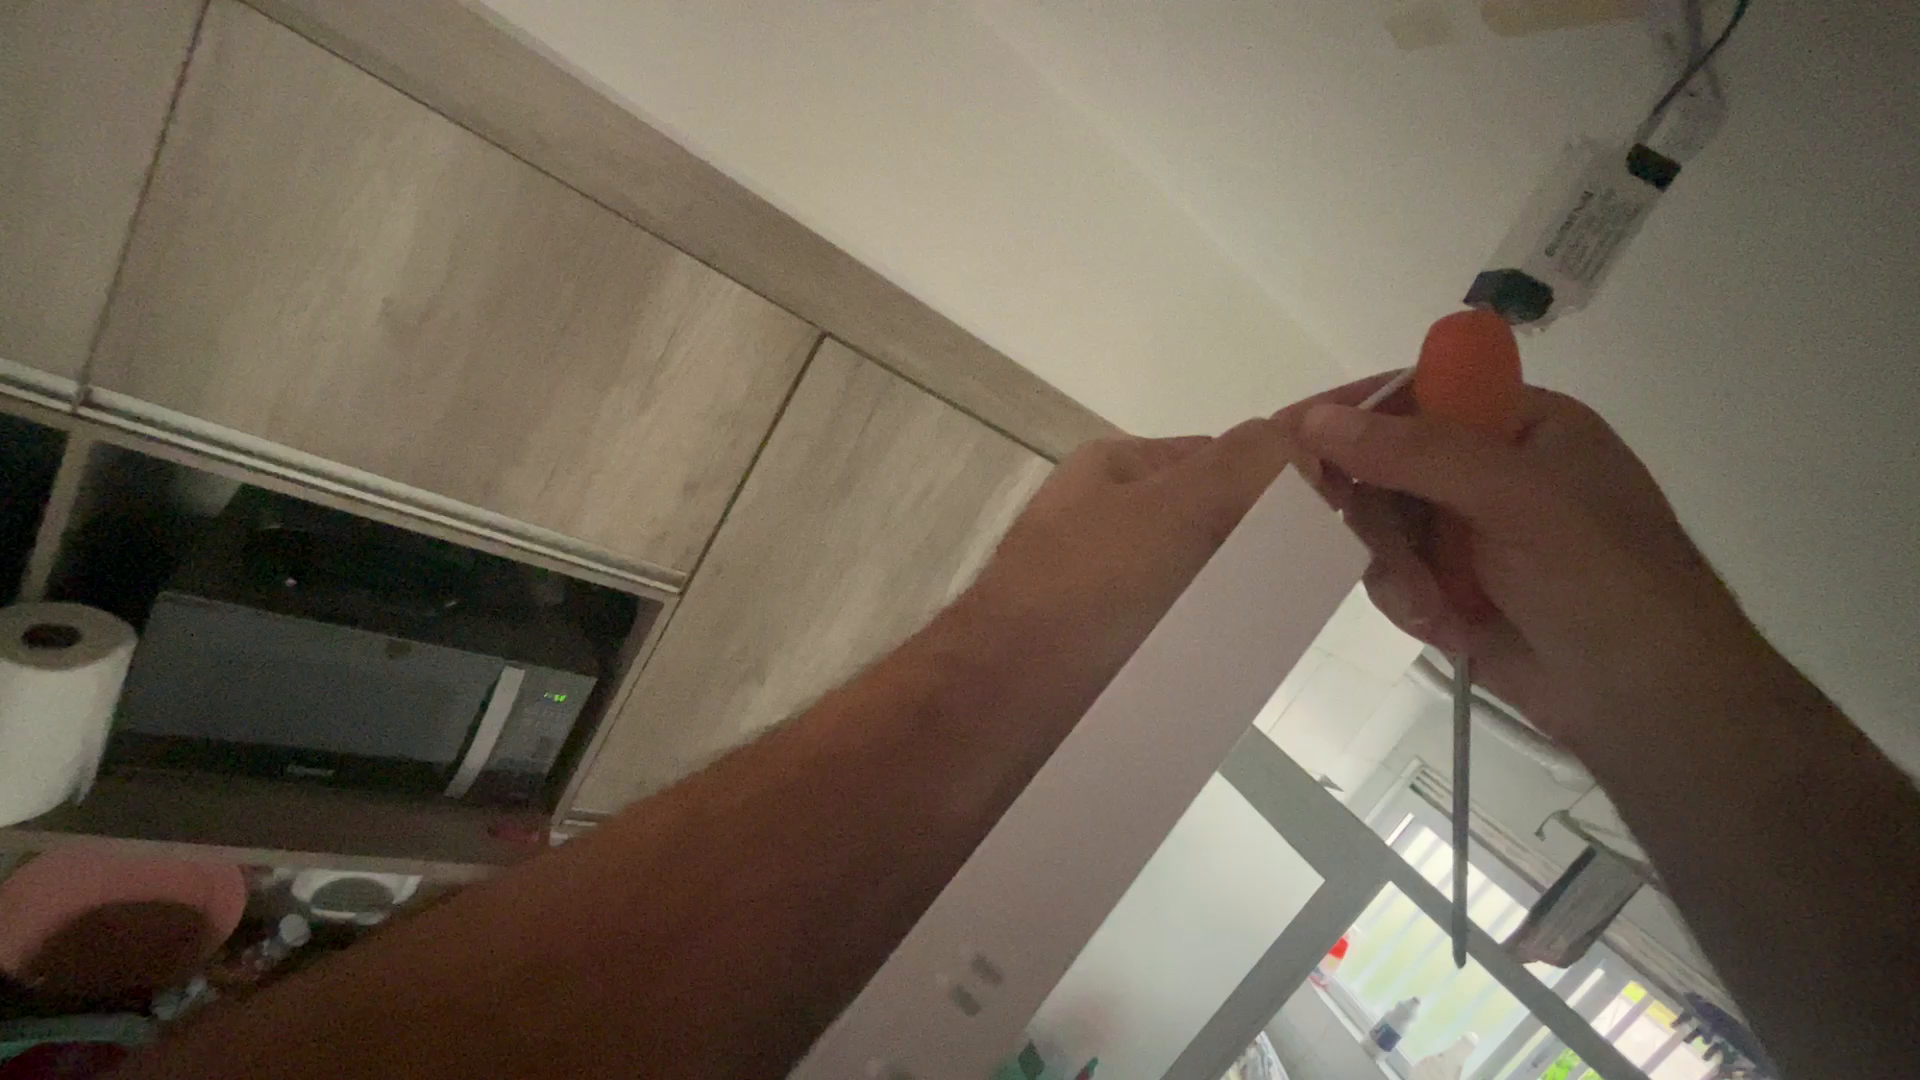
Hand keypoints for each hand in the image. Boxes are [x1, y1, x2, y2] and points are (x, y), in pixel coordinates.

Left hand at [956, 418, 1301, 722]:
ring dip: (1235, 593)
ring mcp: (1099, 579)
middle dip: (1259, 545)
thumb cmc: (1082, 592)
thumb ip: (1239, 467)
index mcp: (1115, 471)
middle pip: (1208, 518)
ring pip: (1192, 575)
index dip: (1279, 478)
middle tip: (1312, 581)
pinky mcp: (1100, 635)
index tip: (1336, 519)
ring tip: (1281, 623)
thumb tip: (1300, 438)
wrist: (999, 702)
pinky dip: (1206, 633)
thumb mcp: (1168, 511)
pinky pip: (1171, 622)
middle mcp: (1105, 517)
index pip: (1220, 456)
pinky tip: (1236, 657)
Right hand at [1291, 377, 1763, 751]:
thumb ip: (1416, 453)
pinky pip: (1383, 571)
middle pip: (1379, 465)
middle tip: (1373, 542)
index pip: (1411, 396)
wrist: (1641, 701)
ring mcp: (1457, 529)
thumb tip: (1312, 419)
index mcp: (1514, 425)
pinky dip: (1403, 597)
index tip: (1286, 432)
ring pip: (1372, 524)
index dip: (1350, 411)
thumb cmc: (1601, 580)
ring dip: (1393, 565)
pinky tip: (1441, 621)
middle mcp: (1480, 470)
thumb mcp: (1516, 498)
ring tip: (1431, 601)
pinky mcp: (1440, 580)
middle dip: (1375, 513)